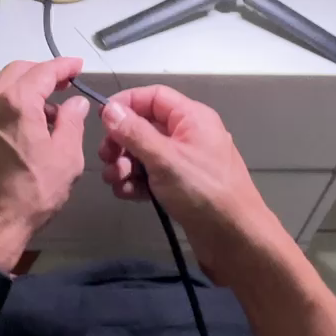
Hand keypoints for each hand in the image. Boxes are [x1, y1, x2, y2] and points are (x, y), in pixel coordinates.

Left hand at [0, 57, 90, 273]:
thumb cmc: (33, 193)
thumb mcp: (66, 157)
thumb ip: (72, 121)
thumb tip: (74, 102)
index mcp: (17, 103)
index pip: (43, 71)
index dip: (63, 66)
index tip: (78, 66)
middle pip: (17, 71)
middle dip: (42, 72)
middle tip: (64, 83)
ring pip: (2, 87)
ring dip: (26, 89)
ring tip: (48, 109)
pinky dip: (11, 104)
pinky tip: (27, 124)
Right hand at [97, 85, 291, 279]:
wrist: (235, 239)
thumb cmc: (202, 191)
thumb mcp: (164, 158)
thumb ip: (134, 132)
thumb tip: (108, 109)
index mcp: (191, 118)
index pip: (153, 96)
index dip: (126, 103)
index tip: (101, 119)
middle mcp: (188, 135)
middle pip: (144, 125)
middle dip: (121, 141)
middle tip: (106, 157)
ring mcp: (183, 162)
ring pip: (144, 153)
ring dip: (125, 164)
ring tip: (116, 180)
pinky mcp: (179, 186)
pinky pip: (150, 175)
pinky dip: (136, 182)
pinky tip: (128, 194)